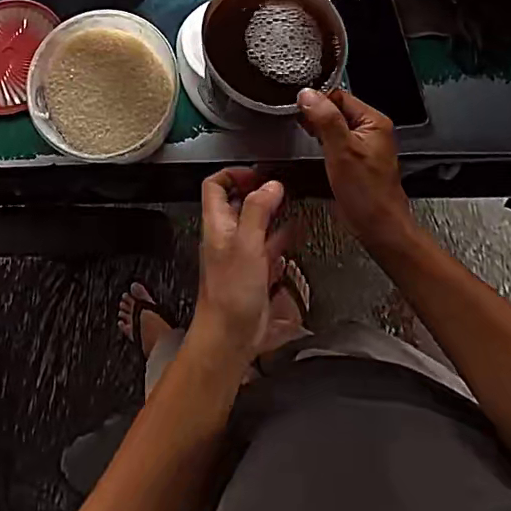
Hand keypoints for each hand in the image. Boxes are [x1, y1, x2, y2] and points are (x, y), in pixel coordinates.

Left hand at [189, 167, 286, 363]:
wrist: (230, 336)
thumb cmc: (230, 293)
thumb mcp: (247, 243)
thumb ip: (258, 211)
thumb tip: (270, 185)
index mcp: (217, 223)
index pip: (215, 184)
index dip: (234, 174)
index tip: (257, 174)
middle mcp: (226, 234)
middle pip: (237, 201)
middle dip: (257, 190)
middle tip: (277, 184)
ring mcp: (240, 252)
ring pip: (255, 222)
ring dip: (271, 210)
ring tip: (290, 200)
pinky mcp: (254, 270)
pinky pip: (269, 245)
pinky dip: (282, 235)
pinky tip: (296, 230)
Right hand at [297, 88, 412, 245]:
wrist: (378, 227)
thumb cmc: (369, 194)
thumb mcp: (342, 151)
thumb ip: (326, 119)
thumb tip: (308, 95)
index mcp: (374, 121)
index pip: (339, 95)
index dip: (318, 100)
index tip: (300, 108)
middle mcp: (370, 130)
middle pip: (335, 109)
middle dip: (316, 115)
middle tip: (302, 126)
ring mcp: (361, 145)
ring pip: (332, 125)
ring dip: (317, 129)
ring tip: (308, 137)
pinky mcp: (353, 159)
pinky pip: (333, 141)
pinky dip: (321, 142)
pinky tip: (314, 150)